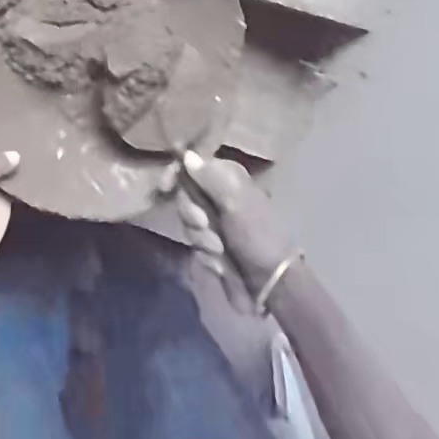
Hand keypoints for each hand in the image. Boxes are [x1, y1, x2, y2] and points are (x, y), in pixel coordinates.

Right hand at [178, 150, 297, 293]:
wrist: (273, 284)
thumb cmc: (257, 236)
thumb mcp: (236, 202)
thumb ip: (210, 177)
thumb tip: (187, 155)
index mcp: (228, 180)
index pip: (191, 166)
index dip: (175, 175)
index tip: (165, 188)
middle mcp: (220, 197)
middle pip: (184, 196)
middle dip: (191, 214)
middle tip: (205, 224)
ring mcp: (216, 224)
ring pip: (188, 223)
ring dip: (200, 238)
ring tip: (219, 250)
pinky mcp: (213, 247)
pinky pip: (194, 245)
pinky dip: (205, 254)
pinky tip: (219, 262)